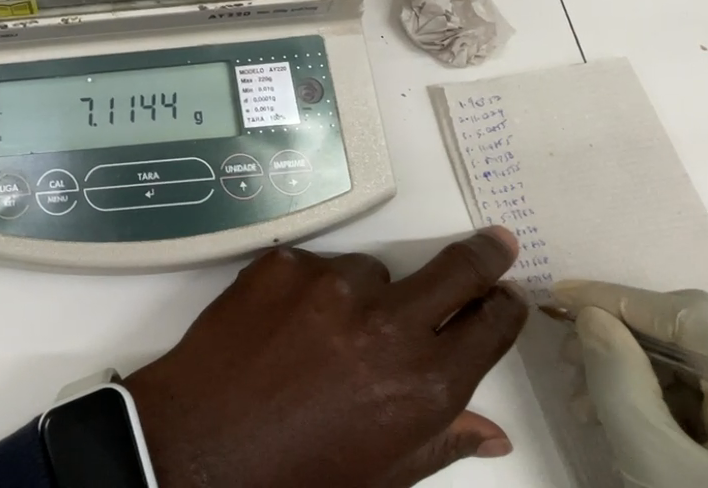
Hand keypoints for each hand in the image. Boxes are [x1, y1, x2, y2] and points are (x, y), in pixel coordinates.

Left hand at [124, 230, 529, 487]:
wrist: (202, 442)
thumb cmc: (300, 469)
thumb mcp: (384, 471)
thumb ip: (442, 440)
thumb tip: (494, 432)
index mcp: (424, 382)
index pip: (489, 327)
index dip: (503, 310)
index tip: (505, 296)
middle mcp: (386, 322)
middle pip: (454, 271)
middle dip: (481, 256)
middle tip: (494, 242)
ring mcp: (330, 283)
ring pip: (373, 269)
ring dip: (367, 292)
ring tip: (328, 334)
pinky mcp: (283, 262)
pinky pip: (315, 265)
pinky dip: (312, 287)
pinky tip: (287, 323)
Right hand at [554, 281, 707, 487]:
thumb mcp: (658, 468)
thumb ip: (620, 383)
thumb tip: (591, 316)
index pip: (695, 321)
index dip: (622, 300)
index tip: (559, 296)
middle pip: (704, 338)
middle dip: (628, 334)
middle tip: (568, 346)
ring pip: (705, 369)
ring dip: (637, 369)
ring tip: (584, 395)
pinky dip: (661, 400)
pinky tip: (619, 418)